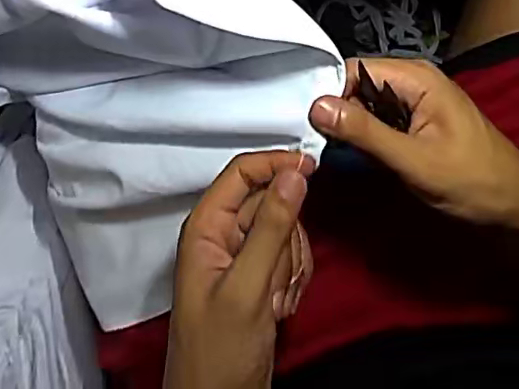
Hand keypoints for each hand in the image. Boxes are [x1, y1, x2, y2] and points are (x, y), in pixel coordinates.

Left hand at [165, 150, 314, 388]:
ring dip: (290, 262)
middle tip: (278, 275)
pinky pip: (289, 255)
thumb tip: (295, 173)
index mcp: (206, 226)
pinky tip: (282, 306)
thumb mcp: (247, 288)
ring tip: (276, 299)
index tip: (312, 167)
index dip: (275, 163)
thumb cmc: (218, 354)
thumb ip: (271, 227)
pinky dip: (293, 278)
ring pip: (284, 228)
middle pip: (269, 200)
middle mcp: (222, 234)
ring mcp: (241, 257)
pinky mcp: (258, 277)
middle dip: (285, 235)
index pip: (242, 172)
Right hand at [309, 58, 518, 227]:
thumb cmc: (474, 181)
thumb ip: (365, 132)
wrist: (518, 207)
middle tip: (316, 140)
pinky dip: (367, 132)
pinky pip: (381, 115)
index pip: (355, 68)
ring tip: (332, 148)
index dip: (329, 91)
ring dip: (351, 123)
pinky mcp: (417, 117)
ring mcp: (417, 97)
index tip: (307, 121)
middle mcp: (414, 77)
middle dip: (338, 108)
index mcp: (416, 76)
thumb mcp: (414, 161)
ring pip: (367, 100)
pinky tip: (358, 153)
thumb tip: (317, 105)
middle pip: (359, 82)